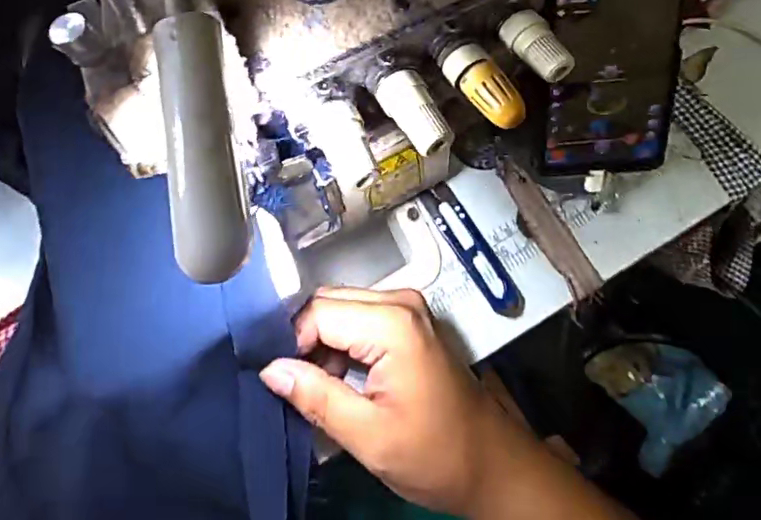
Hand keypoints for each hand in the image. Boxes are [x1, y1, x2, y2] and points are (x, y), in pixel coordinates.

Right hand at [259, 288, 539, 515]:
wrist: (490, 462)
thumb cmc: (434, 453)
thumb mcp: (369, 436)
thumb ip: (317, 397)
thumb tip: (270, 369)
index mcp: (392, 322)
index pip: (319, 312)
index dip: (292, 344)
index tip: (279, 380)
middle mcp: (398, 299)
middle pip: (329, 302)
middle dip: (304, 340)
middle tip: (293, 385)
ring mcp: (405, 305)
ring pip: (340, 306)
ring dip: (321, 342)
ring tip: (315, 386)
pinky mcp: (407, 317)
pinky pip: (358, 315)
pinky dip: (341, 341)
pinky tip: (338, 378)